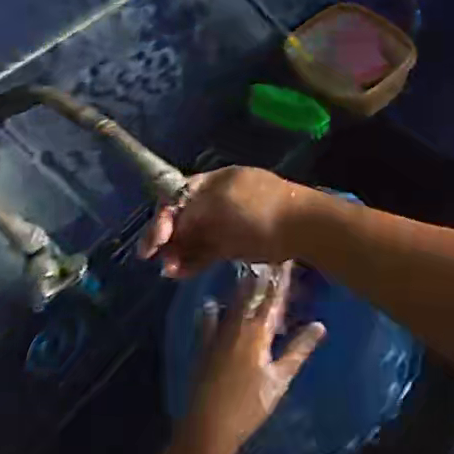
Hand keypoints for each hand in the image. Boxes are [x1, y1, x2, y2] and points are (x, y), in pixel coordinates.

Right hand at [140, 166, 314, 278]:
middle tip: (152, 255)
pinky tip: (179, 272)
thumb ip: (192, 210)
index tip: (156, 235)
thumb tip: (173, 222)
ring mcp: (227, 223)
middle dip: (166, 235)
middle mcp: (219, 200)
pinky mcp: (234, 246)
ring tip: (168, 270)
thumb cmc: (260, 208)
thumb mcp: (221, 201)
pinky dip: (191, 262)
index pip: (179, 193)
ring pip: (192, 237)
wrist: (302, 228)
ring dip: (176, 252)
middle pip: (183, 216)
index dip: (163, 212)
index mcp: (217, 181)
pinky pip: (206, 252)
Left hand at [181, 262, 327, 453]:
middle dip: (262, 277)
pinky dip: (213, 309)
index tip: (288, 257)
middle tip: (270, 260)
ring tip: (248, 272)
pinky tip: (211, 304)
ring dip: (242, 288)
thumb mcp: (279, 379)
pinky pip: (208, 320)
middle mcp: (237, 325)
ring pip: (232, 303)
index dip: (282, 278)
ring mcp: (217, 334)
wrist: (206, 428)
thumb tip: (320, 324)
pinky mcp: (204, 347)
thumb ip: (298, 350)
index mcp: (258, 330)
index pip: (274, 297)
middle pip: (252, 294)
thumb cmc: (248, 406)